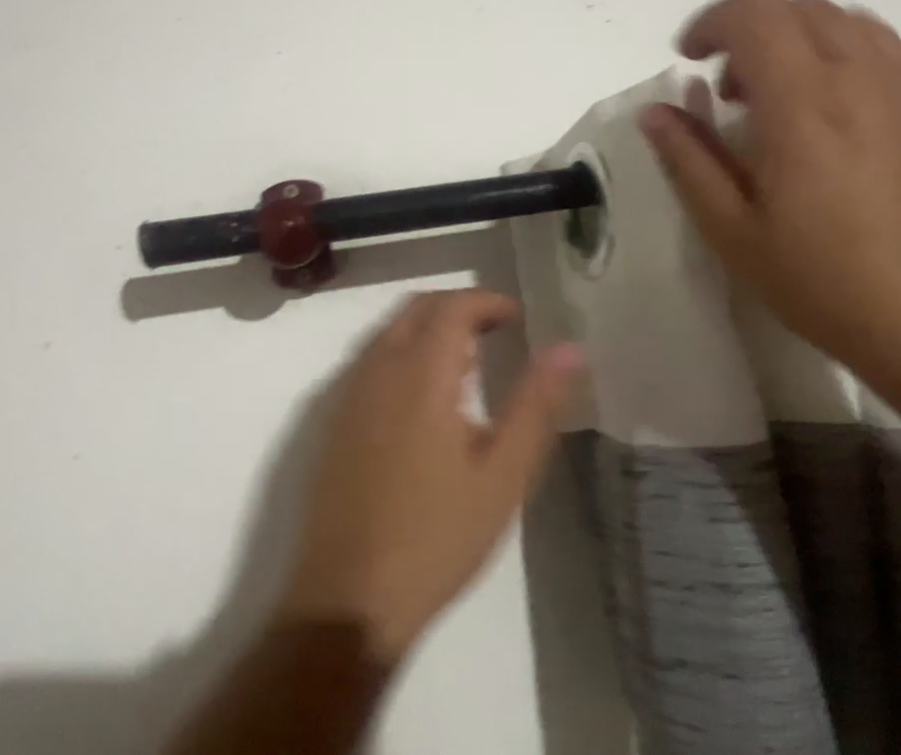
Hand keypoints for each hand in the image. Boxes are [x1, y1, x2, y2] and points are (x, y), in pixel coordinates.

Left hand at [277, 290, 581, 658]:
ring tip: (468, 367)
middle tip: (495, 333)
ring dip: (426, 333)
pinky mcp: (331, 429)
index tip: (516, 318)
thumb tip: (568, 348)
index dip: (485, 301)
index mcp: (419, 377)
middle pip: (413, 311)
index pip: (450, 308)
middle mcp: (375, 374)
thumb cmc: (437, 537)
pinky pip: (368, 367)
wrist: (348, 600)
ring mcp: (345, 401)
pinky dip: (401, 358)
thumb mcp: (503, 475)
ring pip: (386, 337)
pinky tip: (425, 405)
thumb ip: (535, 404)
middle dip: (456, 309)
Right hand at [639, 0, 900, 380]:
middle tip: (725, 93)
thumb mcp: (733, 232)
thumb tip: (655, 112)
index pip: (755, 14)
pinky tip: (825, 116)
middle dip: (748, 30)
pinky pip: (879, 48)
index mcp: (803, 103)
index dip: (710, 23)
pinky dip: (837, 52)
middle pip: (799, 7)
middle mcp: (858, 77)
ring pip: (844, 20)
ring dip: (795, 37)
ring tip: (774, 98)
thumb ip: (689, 162)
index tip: (687, 62)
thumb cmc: (824, 283)